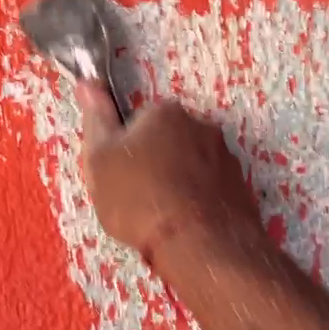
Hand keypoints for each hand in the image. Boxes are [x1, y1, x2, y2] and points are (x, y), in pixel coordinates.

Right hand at [77, 83, 270, 262]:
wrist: (198, 246)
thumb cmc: (138, 198)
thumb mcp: (99, 159)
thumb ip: (96, 119)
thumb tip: (88, 83)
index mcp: (165, 112)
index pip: (136, 121)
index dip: (121, 148)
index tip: (114, 173)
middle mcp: (201, 126)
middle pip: (165, 142)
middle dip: (150, 164)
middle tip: (132, 197)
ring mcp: (225, 157)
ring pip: (187, 167)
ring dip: (174, 184)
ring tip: (158, 217)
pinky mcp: (240, 189)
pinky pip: (206, 190)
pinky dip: (194, 202)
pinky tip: (181, 226)